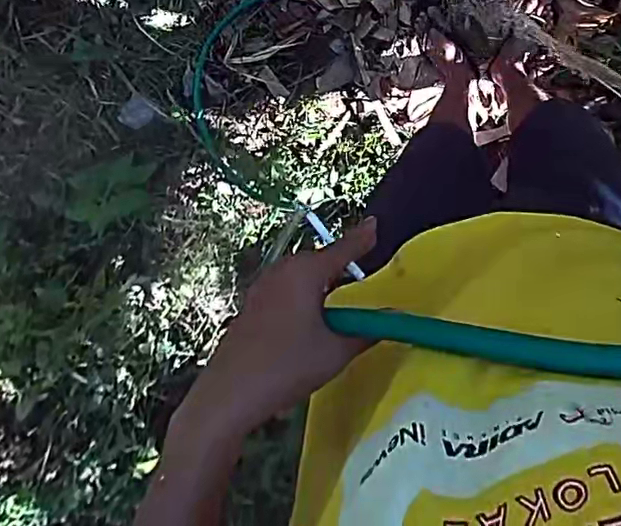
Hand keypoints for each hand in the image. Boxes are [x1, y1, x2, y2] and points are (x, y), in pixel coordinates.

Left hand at [167, 217, 378, 451]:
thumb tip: (393, 318)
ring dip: (322, 289)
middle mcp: (285, 269)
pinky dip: (304, 299)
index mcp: (307, 270)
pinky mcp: (252, 304)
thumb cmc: (285, 367)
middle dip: (343, 273)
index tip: (374, 223)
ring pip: (304, 278)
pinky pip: (288, 291)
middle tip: (363, 294)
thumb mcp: (335, 351)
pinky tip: (308, 328)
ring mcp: (264, 285)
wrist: (227, 397)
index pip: (344, 248)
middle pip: (323, 263)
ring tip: (338, 315)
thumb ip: (367, 331)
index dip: (362, 238)